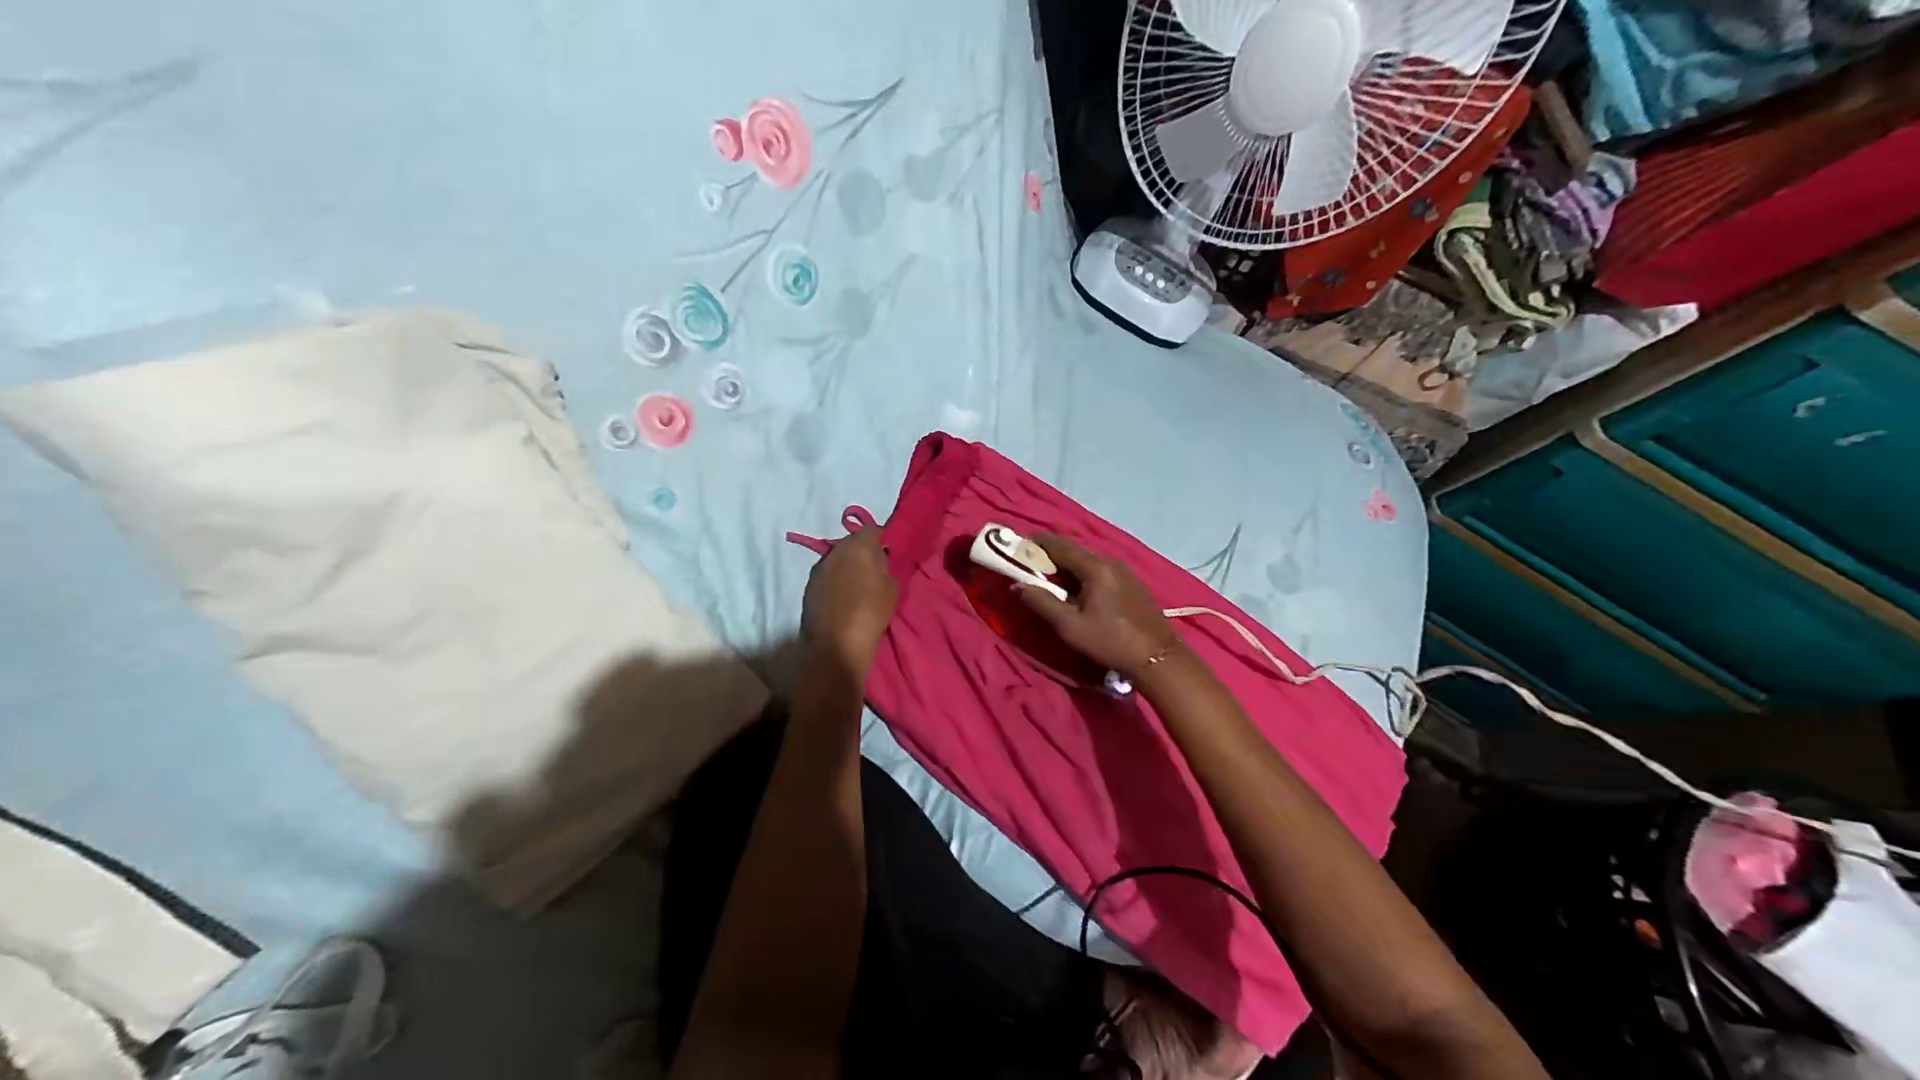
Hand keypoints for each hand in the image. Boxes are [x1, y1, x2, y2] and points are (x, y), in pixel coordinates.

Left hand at [802, 527, 898, 672]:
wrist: (836, 644)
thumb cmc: (870, 612)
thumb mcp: (892, 587)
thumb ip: (885, 566)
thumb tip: (878, 558)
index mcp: (857, 547)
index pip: (871, 529)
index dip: (881, 538)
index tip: (888, 551)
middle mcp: (834, 552)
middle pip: (851, 543)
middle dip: (863, 552)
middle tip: (874, 569)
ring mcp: (818, 569)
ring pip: (837, 559)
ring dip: (847, 567)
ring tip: (858, 586)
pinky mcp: (808, 587)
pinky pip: (827, 576)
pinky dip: (836, 581)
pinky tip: (843, 598)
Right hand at [1016, 533, 1174, 680]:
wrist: (1158, 658)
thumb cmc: (1110, 642)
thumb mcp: (1070, 626)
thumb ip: (1042, 602)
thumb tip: (1017, 585)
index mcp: (1095, 567)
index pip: (1060, 545)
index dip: (1037, 542)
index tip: (1018, 542)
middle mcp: (1111, 562)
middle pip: (1074, 551)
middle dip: (1050, 555)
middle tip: (1030, 564)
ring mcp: (1125, 572)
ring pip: (1088, 561)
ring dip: (1067, 566)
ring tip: (1050, 579)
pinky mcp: (1132, 584)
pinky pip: (1100, 571)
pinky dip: (1083, 574)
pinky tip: (1077, 590)